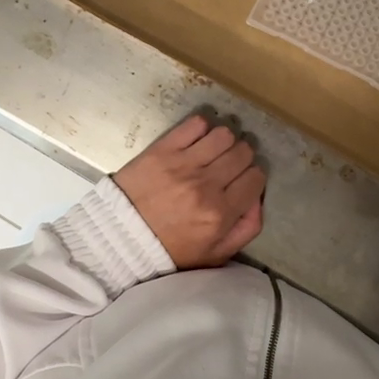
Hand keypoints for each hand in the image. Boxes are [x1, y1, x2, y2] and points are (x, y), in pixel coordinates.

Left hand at [113, 114, 265, 268]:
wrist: (120, 237)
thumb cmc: (169, 249)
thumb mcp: (214, 254)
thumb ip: (245, 229)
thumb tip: (258, 200)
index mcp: (220, 214)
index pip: (256, 179)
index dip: (252, 178)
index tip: (242, 180)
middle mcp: (206, 186)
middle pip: (243, 153)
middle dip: (241, 157)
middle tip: (228, 164)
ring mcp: (183, 164)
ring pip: (223, 135)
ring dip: (223, 141)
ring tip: (213, 150)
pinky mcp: (162, 149)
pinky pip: (195, 124)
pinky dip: (202, 128)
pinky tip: (196, 139)